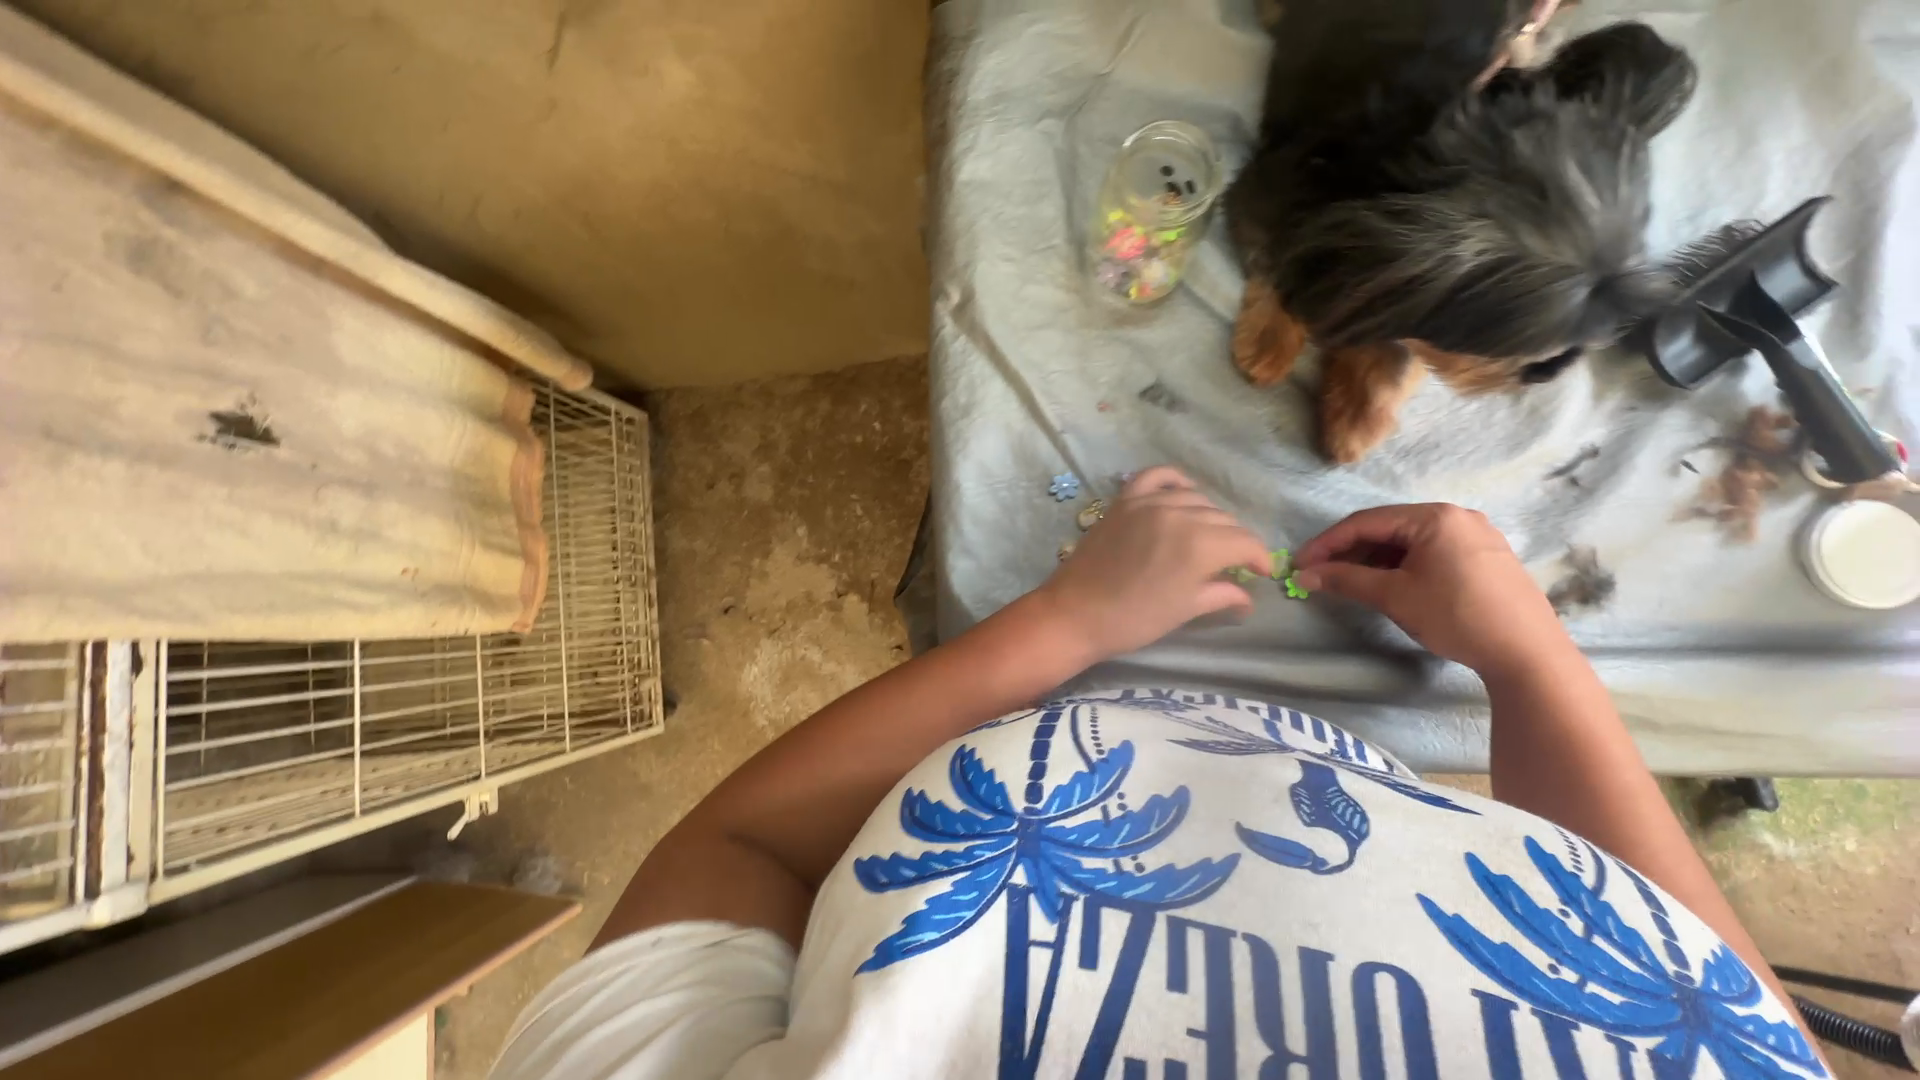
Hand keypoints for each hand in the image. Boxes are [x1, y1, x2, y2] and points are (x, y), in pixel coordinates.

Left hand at [1037, 466, 1270, 661]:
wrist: (1075, 614)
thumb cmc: (1133, 620)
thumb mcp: (1184, 610)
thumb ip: (1221, 594)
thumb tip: (1248, 596)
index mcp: (1199, 545)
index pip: (1245, 542)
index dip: (1259, 558)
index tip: (1262, 574)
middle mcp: (1178, 514)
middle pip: (1223, 520)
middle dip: (1235, 542)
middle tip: (1233, 564)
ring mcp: (1148, 503)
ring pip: (1196, 499)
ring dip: (1209, 518)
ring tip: (1207, 538)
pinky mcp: (1123, 501)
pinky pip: (1155, 477)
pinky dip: (1174, 481)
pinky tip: (1182, 493)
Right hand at [1292, 503, 1572, 679]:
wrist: (1528, 653)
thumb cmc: (1456, 616)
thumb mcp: (1394, 596)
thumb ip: (1346, 580)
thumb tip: (1305, 575)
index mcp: (1434, 517)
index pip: (1365, 522)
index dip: (1327, 543)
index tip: (1299, 564)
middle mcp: (1456, 516)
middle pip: (1388, 528)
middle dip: (1350, 551)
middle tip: (1321, 574)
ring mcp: (1475, 535)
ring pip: (1409, 541)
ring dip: (1374, 559)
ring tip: (1350, 582)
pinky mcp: (1486, 557)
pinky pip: (1431, 551)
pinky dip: (1402, 565)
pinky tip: (1389, 585)